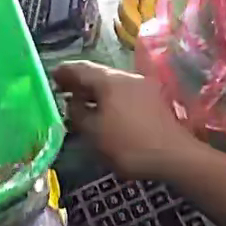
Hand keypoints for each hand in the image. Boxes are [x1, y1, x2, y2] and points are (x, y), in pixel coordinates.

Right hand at [54, 62, 202, 180]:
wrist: (174, 156)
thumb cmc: (128, 144)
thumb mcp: (94, 132)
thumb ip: (78, 114)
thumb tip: (72, 103)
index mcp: (110, 80)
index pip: (81, 68)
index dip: (64, 72)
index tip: (51, 77)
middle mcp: (128, 77)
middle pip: (98, 75)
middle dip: (80, 83)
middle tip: (63, 92)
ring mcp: (144, 87)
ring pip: (113, 85)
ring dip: (96, 93)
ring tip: (82, 105)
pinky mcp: (155, 101)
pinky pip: (125, 95)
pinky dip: (111, 100)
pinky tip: (106, 113)